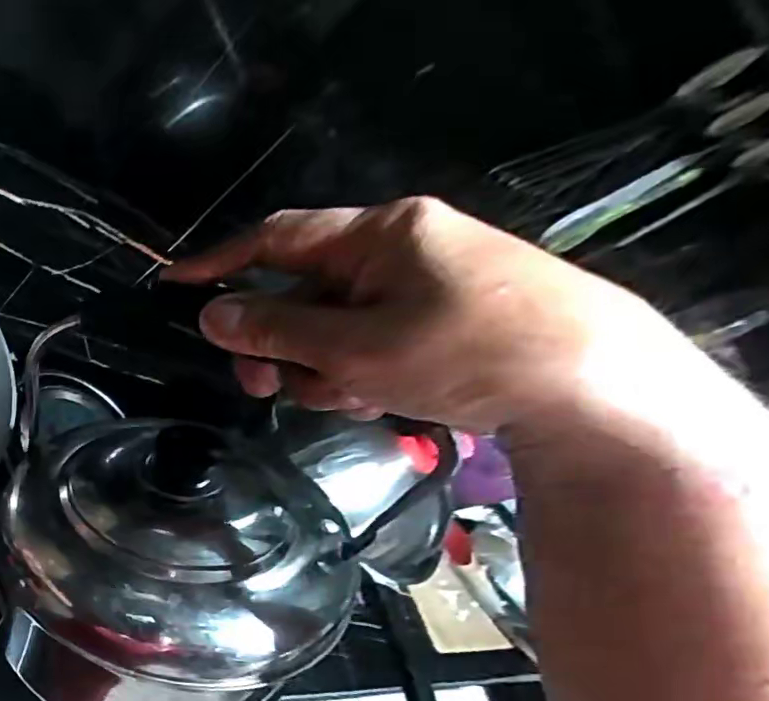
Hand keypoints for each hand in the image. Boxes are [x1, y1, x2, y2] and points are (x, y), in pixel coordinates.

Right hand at [163, 197, 699, 432]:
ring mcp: (420, 284)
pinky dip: (355, 372)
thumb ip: (274, 330)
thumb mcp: (352, 347)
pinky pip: (364, 342)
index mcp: (379, 235)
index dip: (218, 261)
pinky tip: (379, 396)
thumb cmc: (467, 352)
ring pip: (327, 327)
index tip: (173, 284)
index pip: (276, 238)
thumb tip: (211, 314)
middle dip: (275, 344)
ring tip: (352, 397)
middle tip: (263, 387)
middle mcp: (397, 250)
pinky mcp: (438, 318)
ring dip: (319, 368)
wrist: (595, 388)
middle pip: (298, 293)